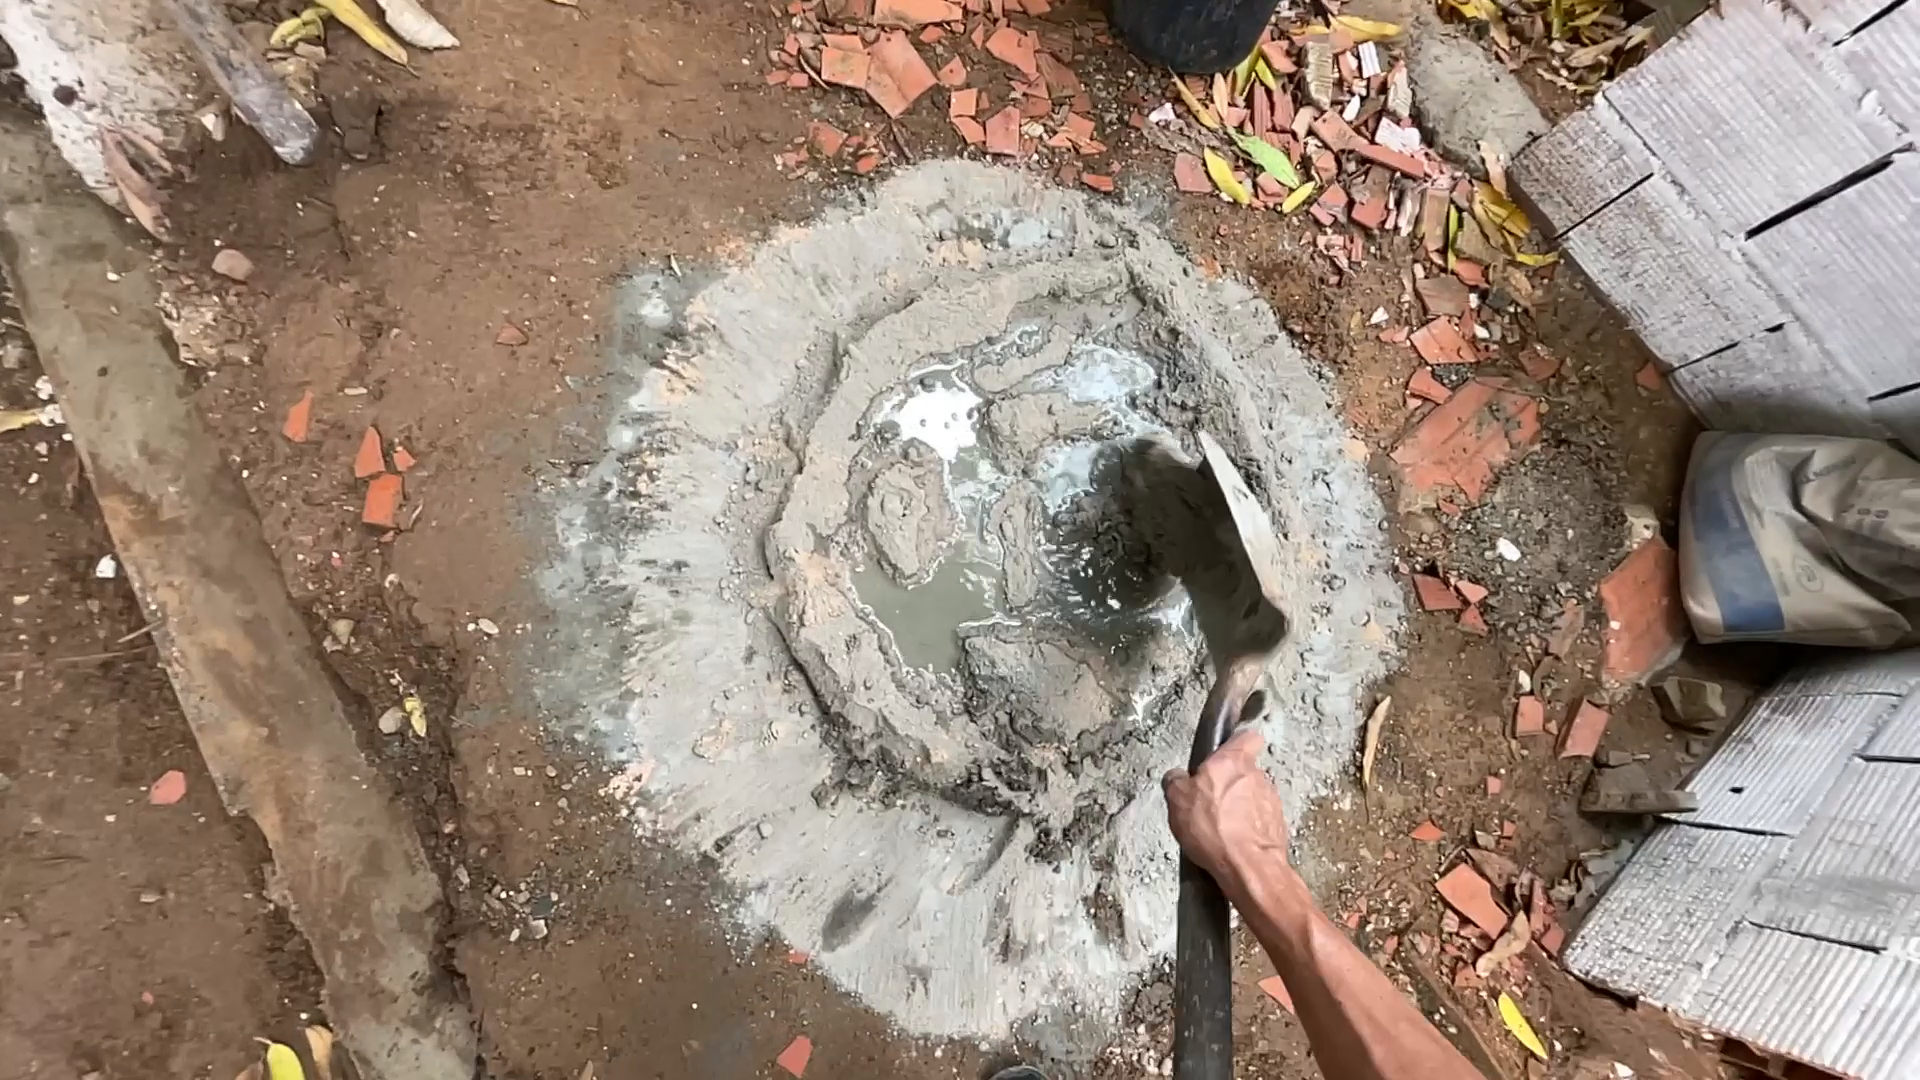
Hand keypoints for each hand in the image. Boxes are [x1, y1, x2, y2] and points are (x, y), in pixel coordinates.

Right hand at [1163, 729, 1290, 893]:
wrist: (1248, 868)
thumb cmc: (1213, 828)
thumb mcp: (1176, 800)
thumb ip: (1175, 780)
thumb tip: (1176, 777)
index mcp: (1232, 761)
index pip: (1246, 737)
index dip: (1235, 743)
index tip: (1222, 753)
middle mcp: (1257, 776)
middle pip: (1243, 771)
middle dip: (1228, 783)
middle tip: (1209, 801)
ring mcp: (1271, 802)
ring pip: (1251, 796)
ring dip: (1239, 807)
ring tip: (1220, 827)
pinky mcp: (1278, 826)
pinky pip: (1259, 820)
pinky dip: (1248, 827)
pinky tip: (1232, 842)